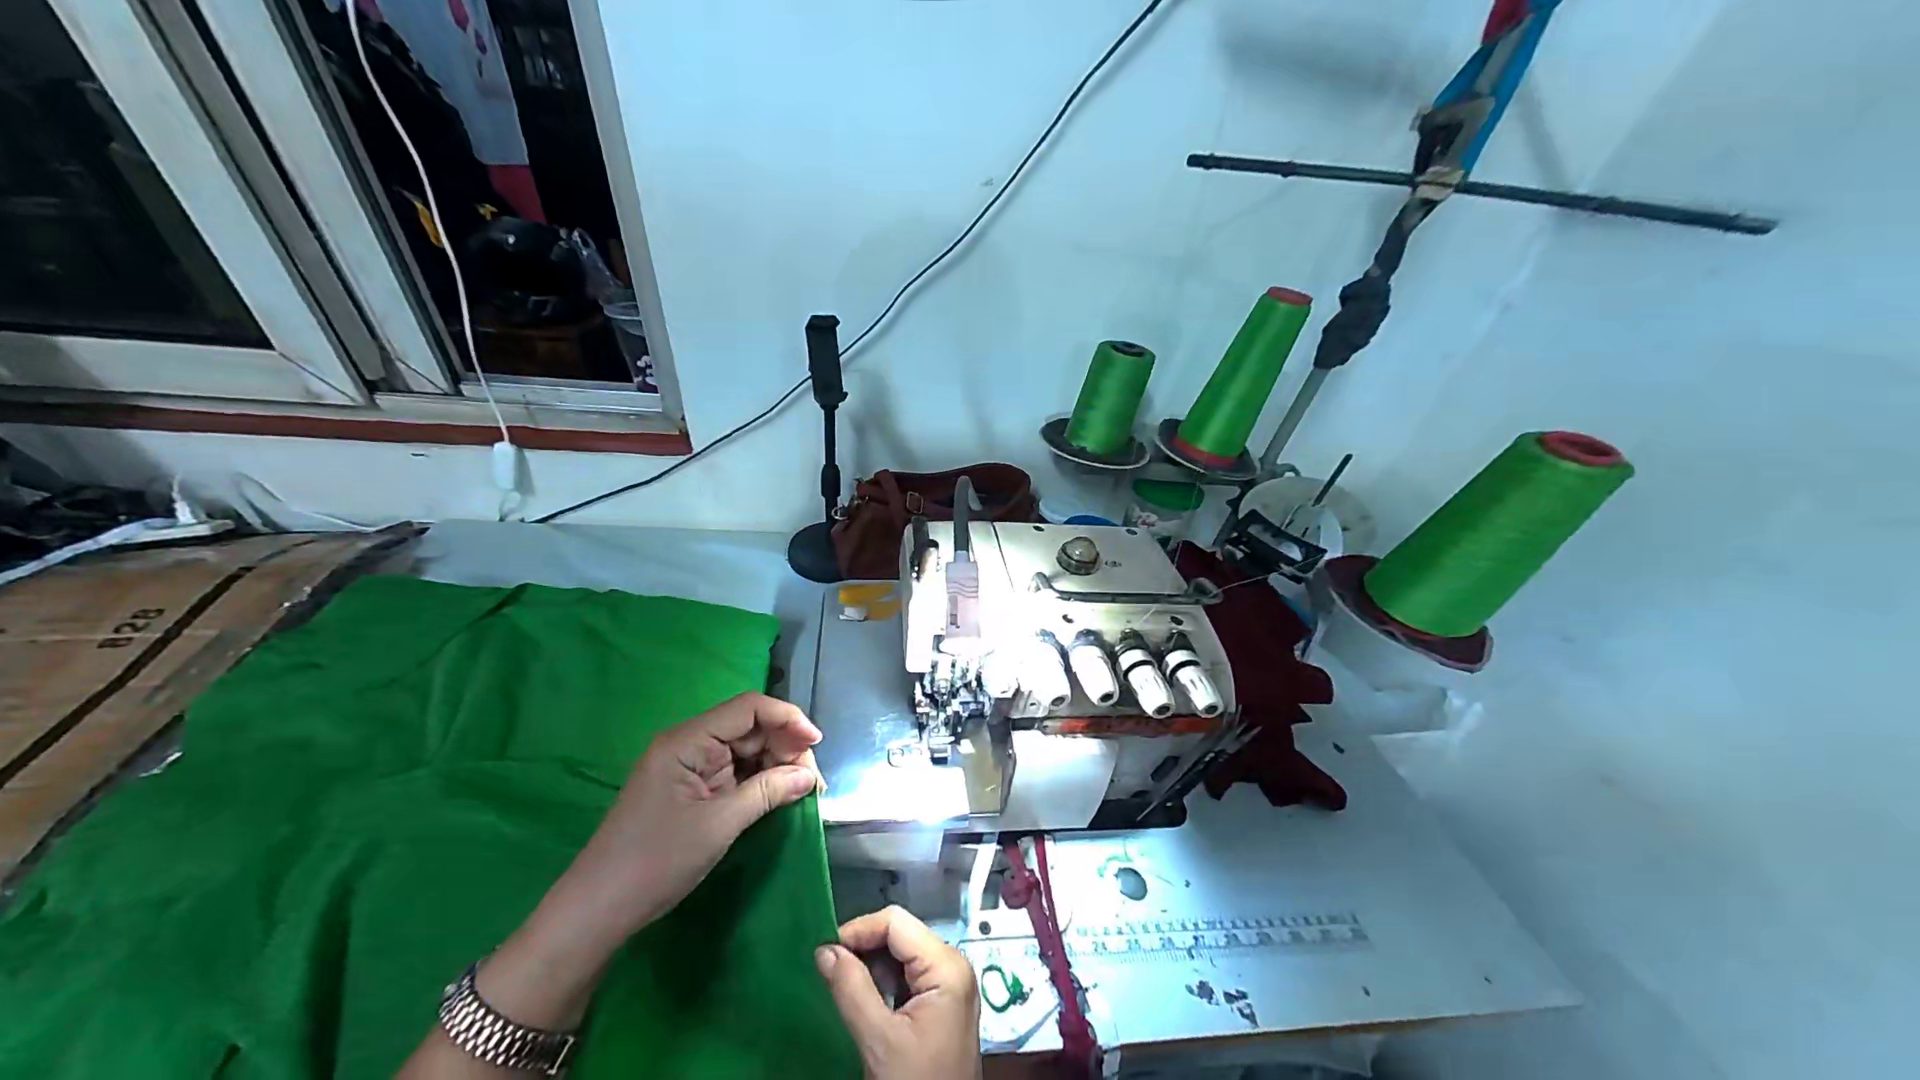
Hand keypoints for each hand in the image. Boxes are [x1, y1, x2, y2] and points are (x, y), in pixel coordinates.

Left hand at [555, 691, 824, 940]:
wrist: (598, 909)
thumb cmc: (656, 860)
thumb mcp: (719, 825)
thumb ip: (767, 791)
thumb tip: (809, 776)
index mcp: (688, 740)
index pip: (748, 708)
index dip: (787, 718)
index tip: (816, 744)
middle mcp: (689, 744)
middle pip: (749, 727)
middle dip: (784, 746)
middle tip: (811, 780)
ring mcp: (689, 768)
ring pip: (745, 751)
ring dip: (775, 765)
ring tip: (801, 790)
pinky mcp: (691, 790)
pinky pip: (734, 773)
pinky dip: (759, 781)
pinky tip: (778, 795)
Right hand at [816, 906, 981, 1079]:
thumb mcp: (880, 1041)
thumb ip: (852, 989)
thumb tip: (824, 949)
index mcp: (946, 965)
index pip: (896, 922)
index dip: (858, 930)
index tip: (825, 952)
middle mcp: (952, 964)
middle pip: (900, 934)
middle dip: (863, 948)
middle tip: (829, 970)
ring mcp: (950, 983)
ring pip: (901, 954)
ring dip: (870, 967)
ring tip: (842, 986)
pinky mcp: (942, 1003)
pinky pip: (907, 976)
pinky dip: (882, 983)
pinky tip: (864, 1001)